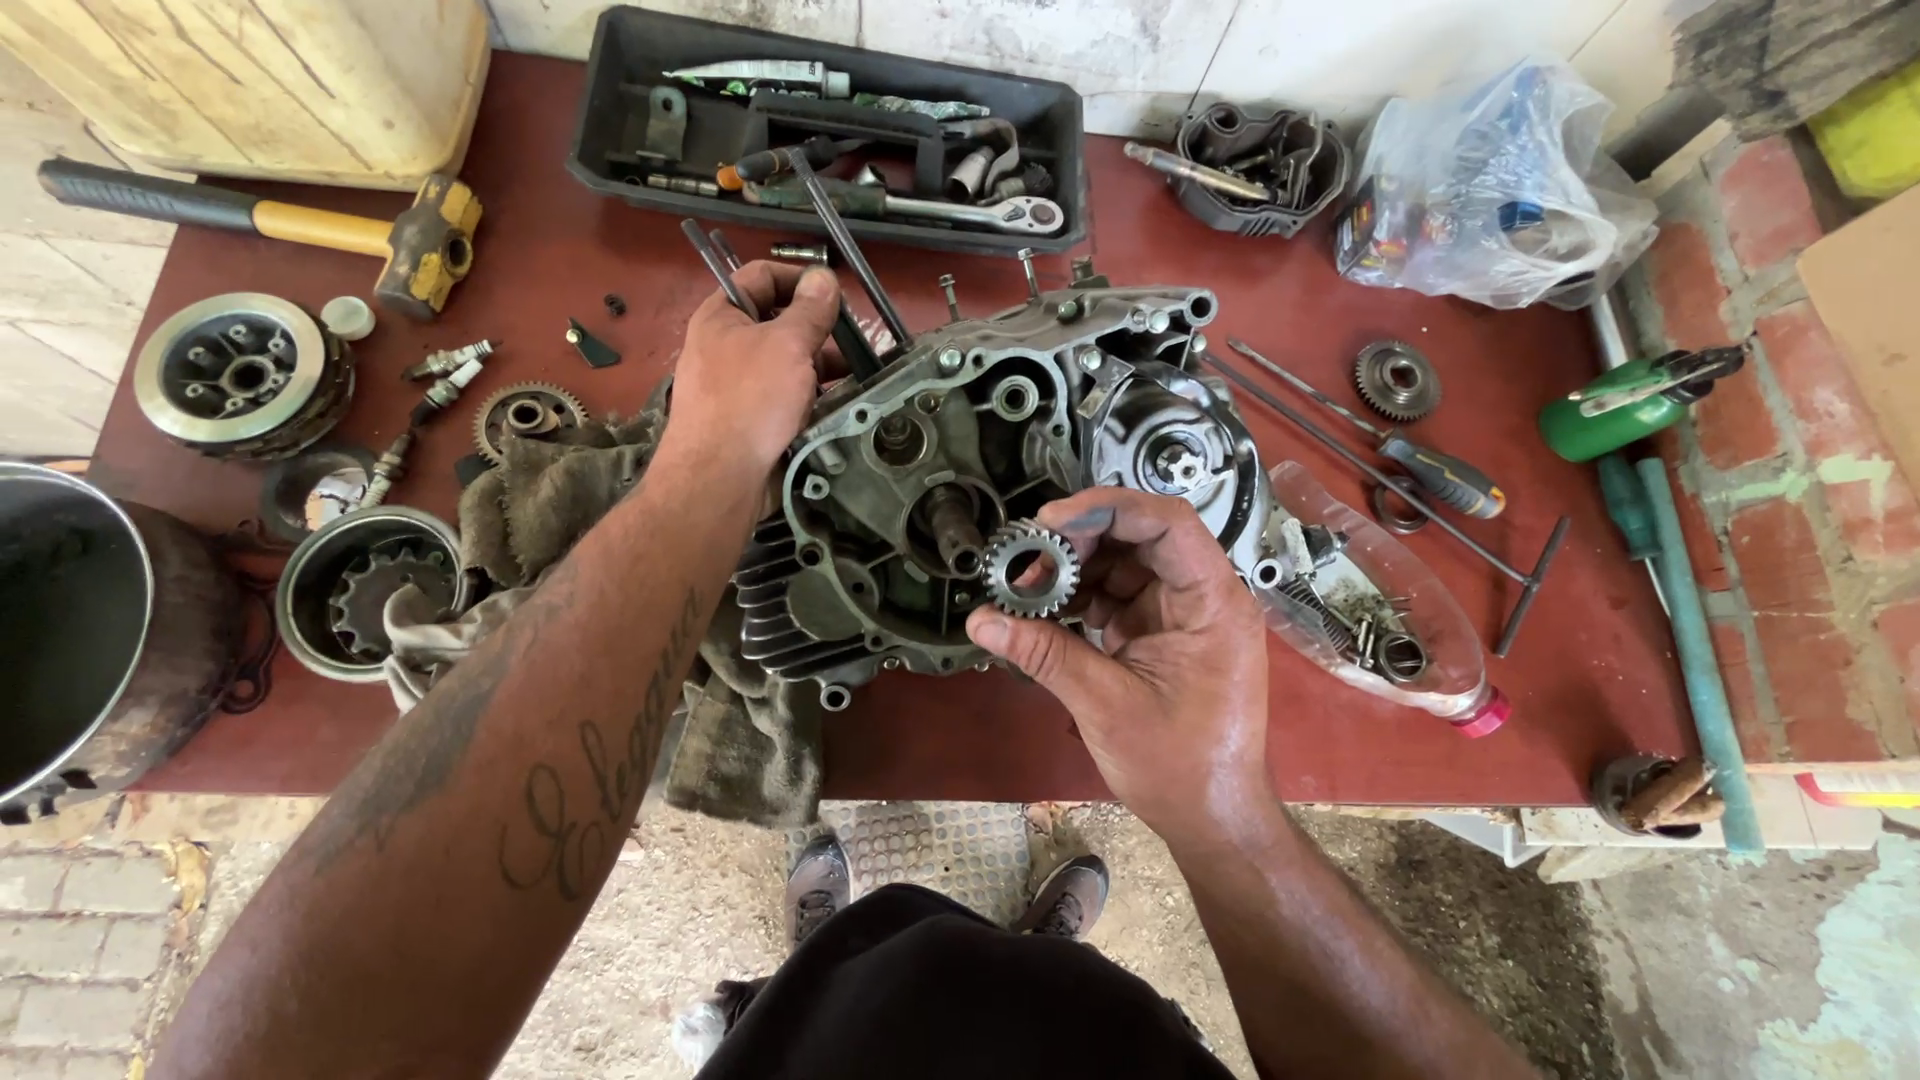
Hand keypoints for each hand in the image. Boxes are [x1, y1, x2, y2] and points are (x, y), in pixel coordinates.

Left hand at [670, 261, 842, 468]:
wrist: (720, 478)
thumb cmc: (750, 401)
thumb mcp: (786, 345)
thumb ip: (810, 311)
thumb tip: (823, 277)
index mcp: (721, 317)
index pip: (761, 277)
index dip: (799, 279)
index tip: (835, 295)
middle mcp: (726, 347)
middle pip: (778, 323)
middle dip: (818, 330)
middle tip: (856, 340)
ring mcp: (738, 387)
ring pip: (787, 365)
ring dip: (821, 368)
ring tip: (859, 376)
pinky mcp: (752, 421)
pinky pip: (787, 399)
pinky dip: (812, 399)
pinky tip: (840, 406)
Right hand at [966, 489, 1271, 843]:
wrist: (1211, 818)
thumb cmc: (1178, 765)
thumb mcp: (1106, 704)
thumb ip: (1045, 653)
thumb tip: (980, 619)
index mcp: (1213, 602)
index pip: (1167, 524)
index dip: (1107, 510)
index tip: (1049, 523)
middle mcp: (1202, 596)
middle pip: (1139, 539)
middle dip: (1078, 543)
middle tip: (1023, 560)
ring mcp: (1180, 614)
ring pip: (1122, 565)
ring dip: (1073, 571)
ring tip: (1023, 587)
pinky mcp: (1158, 633)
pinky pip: (1115, 597)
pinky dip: (1078, 599)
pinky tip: (1041, 608)